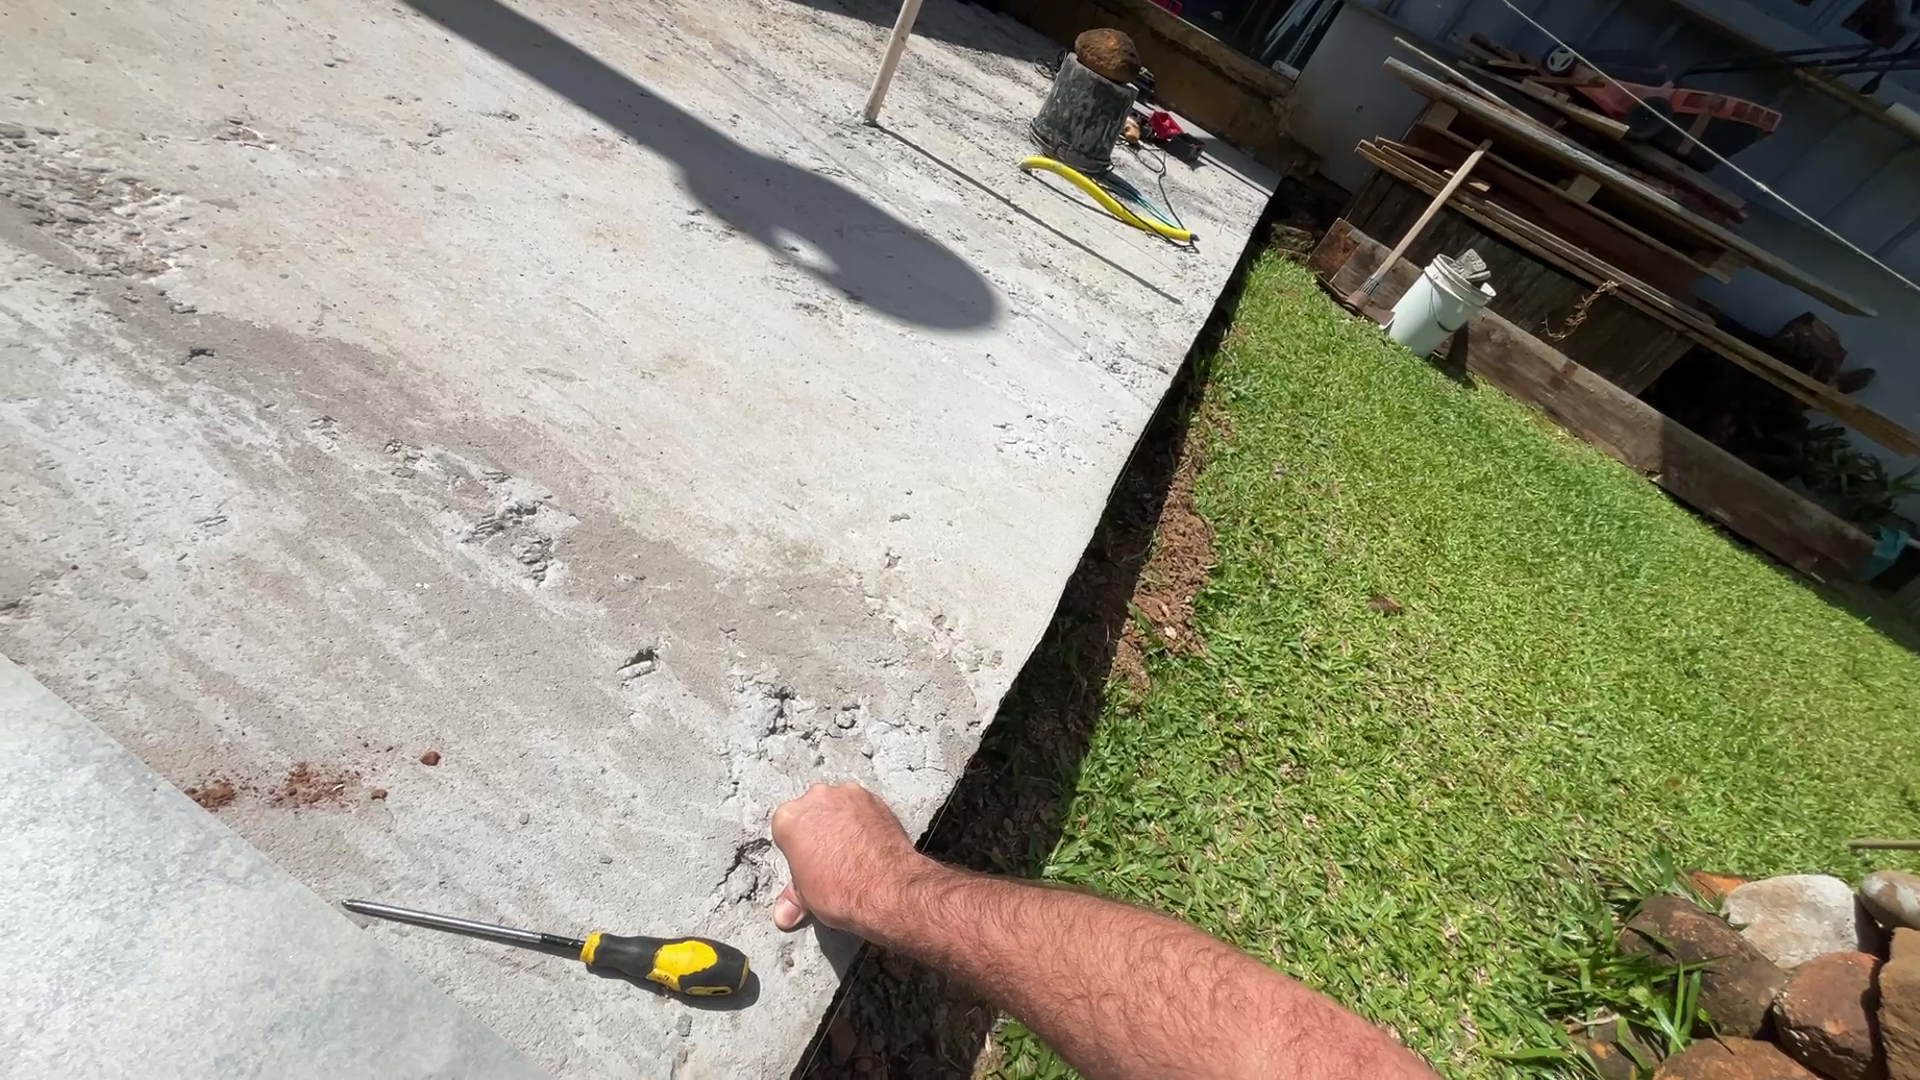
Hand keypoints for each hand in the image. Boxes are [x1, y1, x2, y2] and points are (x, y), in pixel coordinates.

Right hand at [768, 782, 929, 935]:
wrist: (886, 888)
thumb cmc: (842, 891)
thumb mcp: (806, 897)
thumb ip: (792, 896)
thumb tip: (784, 914)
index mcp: (789, 818)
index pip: (786, 828)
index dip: (797, 847)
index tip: (807, 860)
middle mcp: (816, 797)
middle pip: (812, 810)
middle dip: (818, 828)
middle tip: (829, 855)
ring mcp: (847, 794)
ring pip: (839, 805)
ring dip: (842, 820)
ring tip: (852, 850)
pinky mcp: (874, 797)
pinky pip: (863, 806)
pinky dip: (864, 819)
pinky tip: (869, 842)